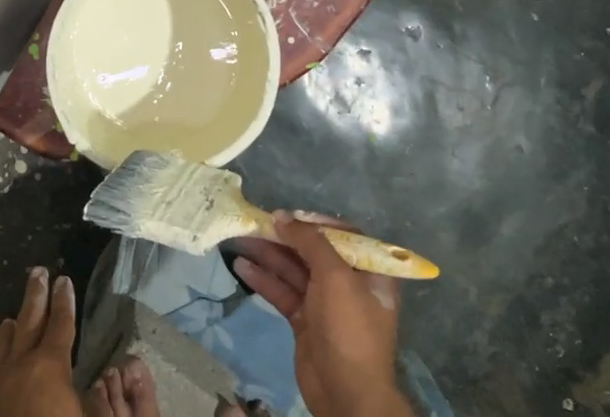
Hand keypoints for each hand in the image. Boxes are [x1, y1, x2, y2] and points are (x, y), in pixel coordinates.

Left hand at [0, 267, 83, 416]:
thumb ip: (96, 402)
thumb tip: (102, 385)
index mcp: (50, 366)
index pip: (61, 324)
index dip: (65, 301)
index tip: (65, 280)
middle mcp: (19, 365)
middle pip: (28, 321)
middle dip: (36, 295)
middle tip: (38, 271)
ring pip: (1, 343)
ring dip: (10, 327)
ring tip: (12, 317)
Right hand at [228, 212, 412, 416]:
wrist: (346, 392)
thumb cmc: (349, 326)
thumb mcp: (335, 275)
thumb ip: (310, 241)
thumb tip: (284, 216)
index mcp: (368, 272)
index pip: (345, 235)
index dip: (318, 223)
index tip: (290, 217)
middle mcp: (348, 284)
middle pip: (313, 252)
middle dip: (285, 237)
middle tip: (256, 223)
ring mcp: (325, 304)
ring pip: (294, 271)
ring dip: (269, 255)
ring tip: (241, 239)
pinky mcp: (304, 321)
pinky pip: (283, 292)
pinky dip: (264, 280)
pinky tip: (241, 267)